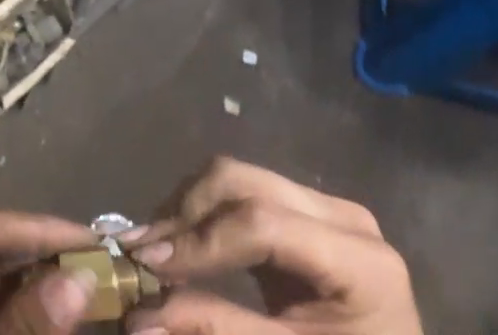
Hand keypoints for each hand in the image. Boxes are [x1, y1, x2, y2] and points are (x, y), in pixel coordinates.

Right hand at [121, 158, 422, 334]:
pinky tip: (179, 244)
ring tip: (152, 248)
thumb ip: (216, 328)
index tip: (147, 265)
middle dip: (184, 214)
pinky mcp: (303, 212)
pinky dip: (202, 213)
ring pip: (234, 177)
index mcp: (360, 260)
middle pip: (242, 183)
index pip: (262, 223)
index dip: (200, 241)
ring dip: (187, 209)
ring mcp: (324, 209)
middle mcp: (343, 216)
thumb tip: (136, 318)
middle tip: (140, 252)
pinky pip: (241, 193)